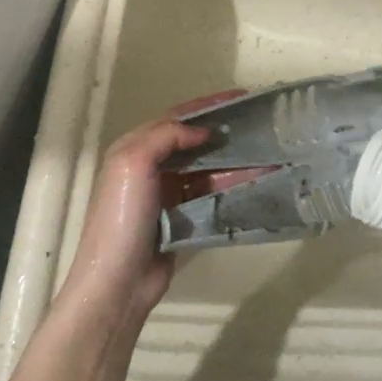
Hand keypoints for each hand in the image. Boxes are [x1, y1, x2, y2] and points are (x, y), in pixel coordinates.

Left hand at [52, 93, 264, 325]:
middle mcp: (148, 168)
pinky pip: (209, 193)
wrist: (117, 283)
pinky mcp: (180, 220)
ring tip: (264, 151)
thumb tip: (201, 131)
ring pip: (204, 168)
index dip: (205, 105)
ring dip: (231, 159)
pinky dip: (230, 185)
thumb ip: (166, 136)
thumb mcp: (134, 163)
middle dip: (221, 131)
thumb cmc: (122, 217)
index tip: (239, 97)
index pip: (174, 118)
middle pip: (191, 141)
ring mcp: (165, 195)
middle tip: (257, 123)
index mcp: (133, 149)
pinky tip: (254, 179)